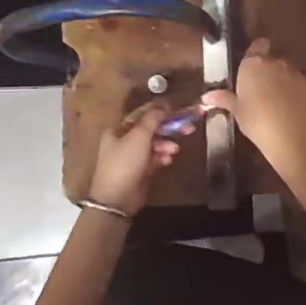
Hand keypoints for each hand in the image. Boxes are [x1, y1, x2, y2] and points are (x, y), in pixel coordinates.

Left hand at [87, 101, 188, 215]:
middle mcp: (124, 140)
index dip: (160, 111)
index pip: (142, 115)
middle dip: (168, 129)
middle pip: (150, 130)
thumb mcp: (138, 137)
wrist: (118, 199)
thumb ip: (152, 119)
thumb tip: (163, 105)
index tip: (178, 109)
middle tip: (188, 128)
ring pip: (154, 144)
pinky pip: (155, 158)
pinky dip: (161, 157)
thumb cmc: (125, 163)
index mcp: (118, 129)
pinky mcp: (141, 170)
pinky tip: (167, 161)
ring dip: (166, 145)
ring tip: (174, 150)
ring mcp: (132, 156)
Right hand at [201, 39, 305, 161]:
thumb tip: (205, 96)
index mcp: (252, 64)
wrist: (284, 131)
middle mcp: (274, 61)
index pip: (256, 47)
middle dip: (270, 67)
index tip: (254, 62)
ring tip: (283, 90)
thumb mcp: (236, 109)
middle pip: (273, 57)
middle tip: (264, 85)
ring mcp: (294, 72)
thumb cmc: (254, 119)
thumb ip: (224, 98)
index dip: (256, 52)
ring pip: (291, 66)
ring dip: (288, 74)